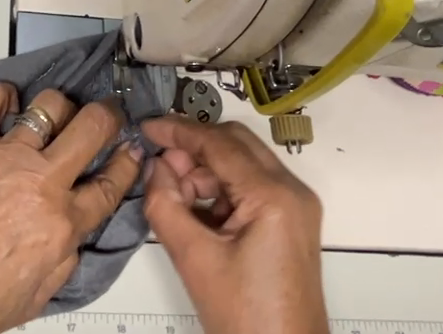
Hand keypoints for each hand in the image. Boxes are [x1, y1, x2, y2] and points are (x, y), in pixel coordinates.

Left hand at [0, 82, 141, 333]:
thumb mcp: (34, 297)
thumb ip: (63, 258)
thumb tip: (70, 232)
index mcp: (61, 227)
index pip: (109, 186)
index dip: (127, 165)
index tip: (131, 152)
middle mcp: (40, 184)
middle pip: (93, 128)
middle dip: (108, 117)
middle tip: (107, 116)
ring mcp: (6, 157)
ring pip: (50, 105)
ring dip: (59, 105)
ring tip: (58, 112)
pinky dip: (4, 94)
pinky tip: (8, 103)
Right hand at [141, 116, 324, 333]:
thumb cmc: (244, 320)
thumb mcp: (194, 260)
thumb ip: (166, 204)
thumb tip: (155, 166)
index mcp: (273, 196)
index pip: (219, 143)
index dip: (178, 131)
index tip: (146, 127)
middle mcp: (292, 190)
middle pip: (235, 143)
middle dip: (193, 147)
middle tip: (160, 164)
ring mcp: (296, 206)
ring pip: (242, 161)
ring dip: (206, 168)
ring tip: (175, 194)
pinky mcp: (291, 222)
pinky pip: (251, 184)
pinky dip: (221, 188)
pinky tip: (196, 208)